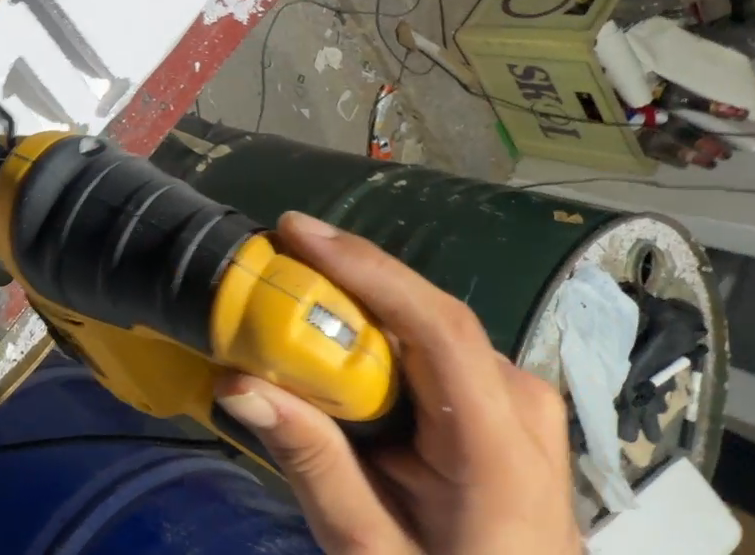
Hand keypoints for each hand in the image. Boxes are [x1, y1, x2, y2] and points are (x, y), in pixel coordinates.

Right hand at [215, 212, 579, 554]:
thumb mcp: (372, 549)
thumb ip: (313, 466)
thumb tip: (235, 383)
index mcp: (499, 447)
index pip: (438, 327)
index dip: (366, 268)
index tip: (294, 231)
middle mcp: (518, 403)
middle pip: (425, 312)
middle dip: (341, 275)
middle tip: (267, 258)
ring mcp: (514, 399)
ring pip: (423, 320)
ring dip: (352, 298)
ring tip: (286, 286)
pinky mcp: (497, 401)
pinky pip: (426, 341)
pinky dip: (371, 326)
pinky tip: (328, 330)